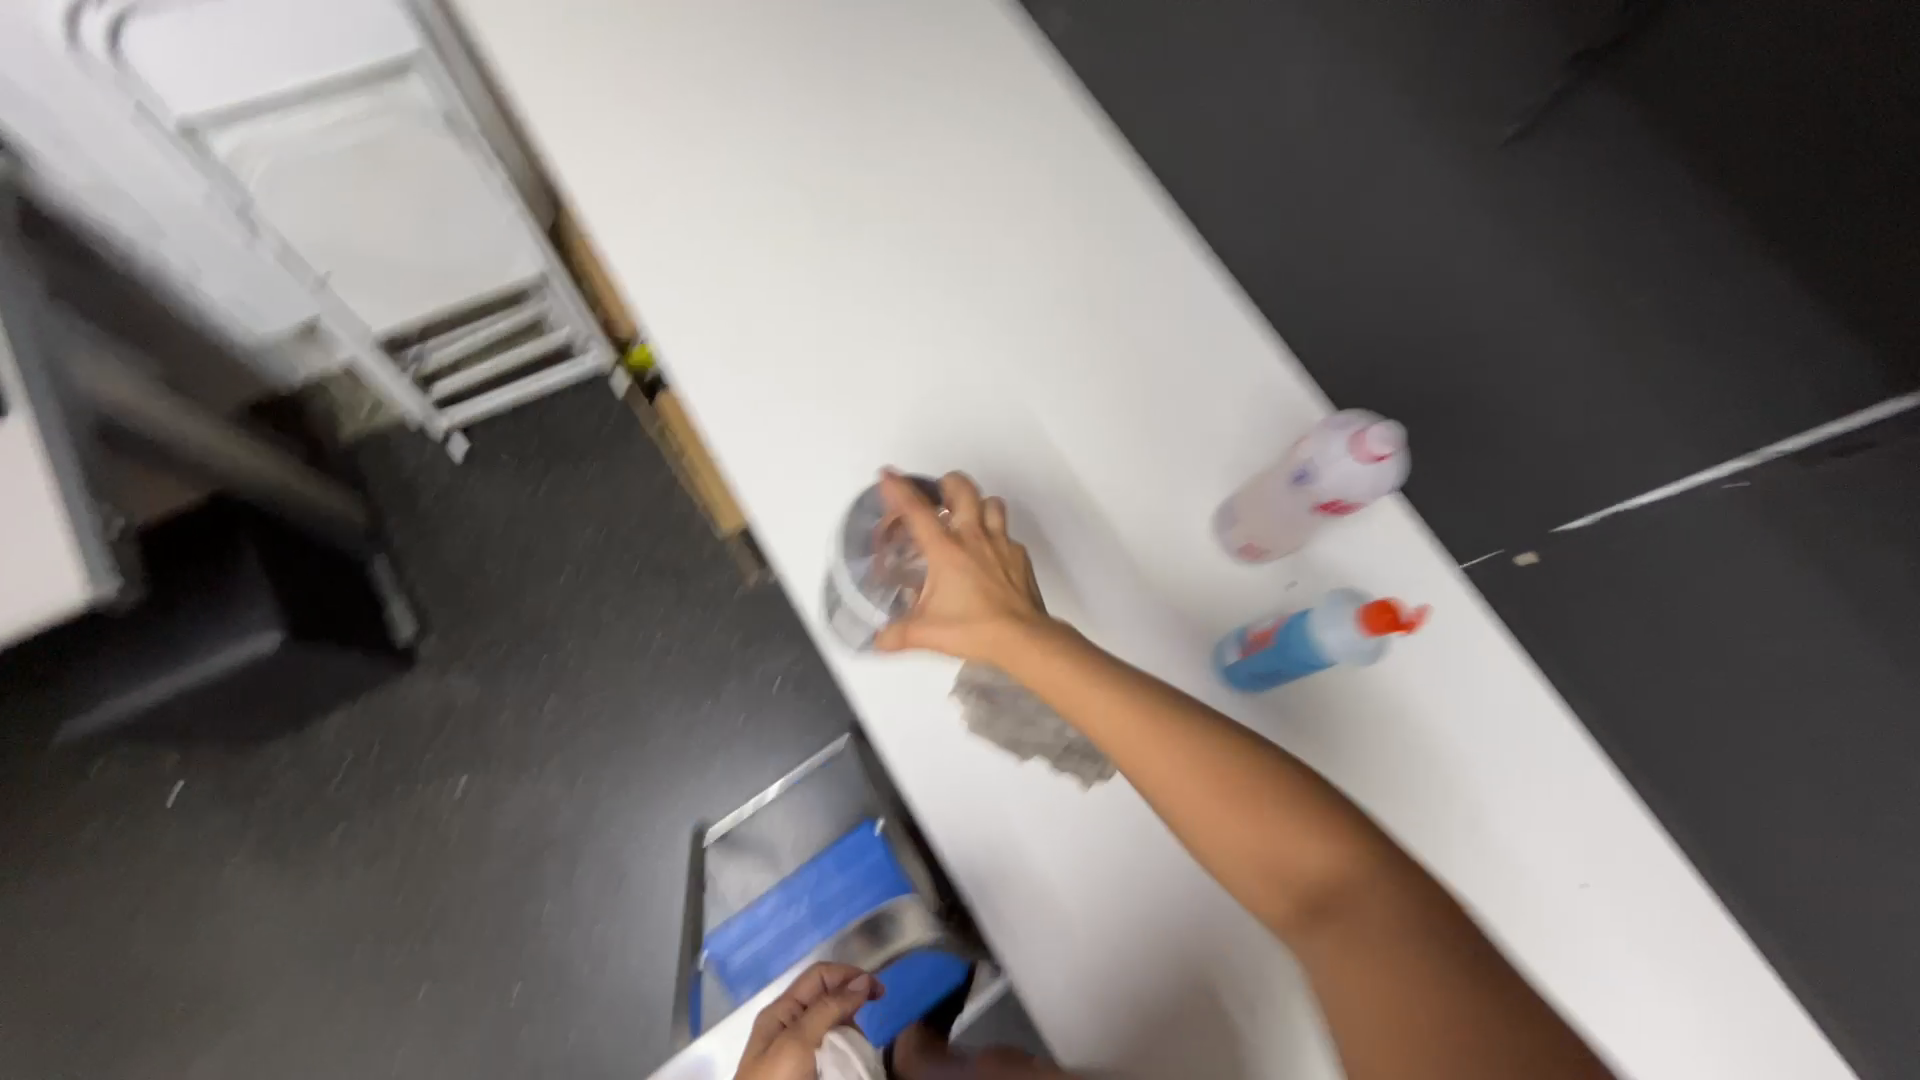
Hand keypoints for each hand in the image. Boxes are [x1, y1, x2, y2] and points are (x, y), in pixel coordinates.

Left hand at [733, 963, 883, 1079]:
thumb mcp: (798, 1042)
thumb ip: (828, 1007)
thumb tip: (863, 980)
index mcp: (783, 1010)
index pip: (821, 975)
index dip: (850, 976)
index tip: (879, 993)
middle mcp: (791, 1025)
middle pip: (830, 1000)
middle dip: (852, 1010)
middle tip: (863, 1036)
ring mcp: (799, 1051)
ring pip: (836, 1028)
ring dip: (852, 1037)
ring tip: (856, 1057)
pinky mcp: (810, 1072)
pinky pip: (835, 1053)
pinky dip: (848, 1056)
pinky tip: (852, 1067)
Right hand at [873, 470, 1055, 662]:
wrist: (1022, 637)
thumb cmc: (974, 629)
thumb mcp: (927, 633)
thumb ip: (897, 635)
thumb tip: (879, 641)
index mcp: (946, 550)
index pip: (917, 510)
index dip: (899, 489)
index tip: (888, 475)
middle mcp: (974, 538)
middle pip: (963, 488)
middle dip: (947, 483)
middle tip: (938, 494)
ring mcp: (1001, 543)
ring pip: (992, 502)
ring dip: (978, 503)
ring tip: (967, 516)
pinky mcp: (1019, 556)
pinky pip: (1008, 533)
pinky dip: (997, 535)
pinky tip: (989, 553)